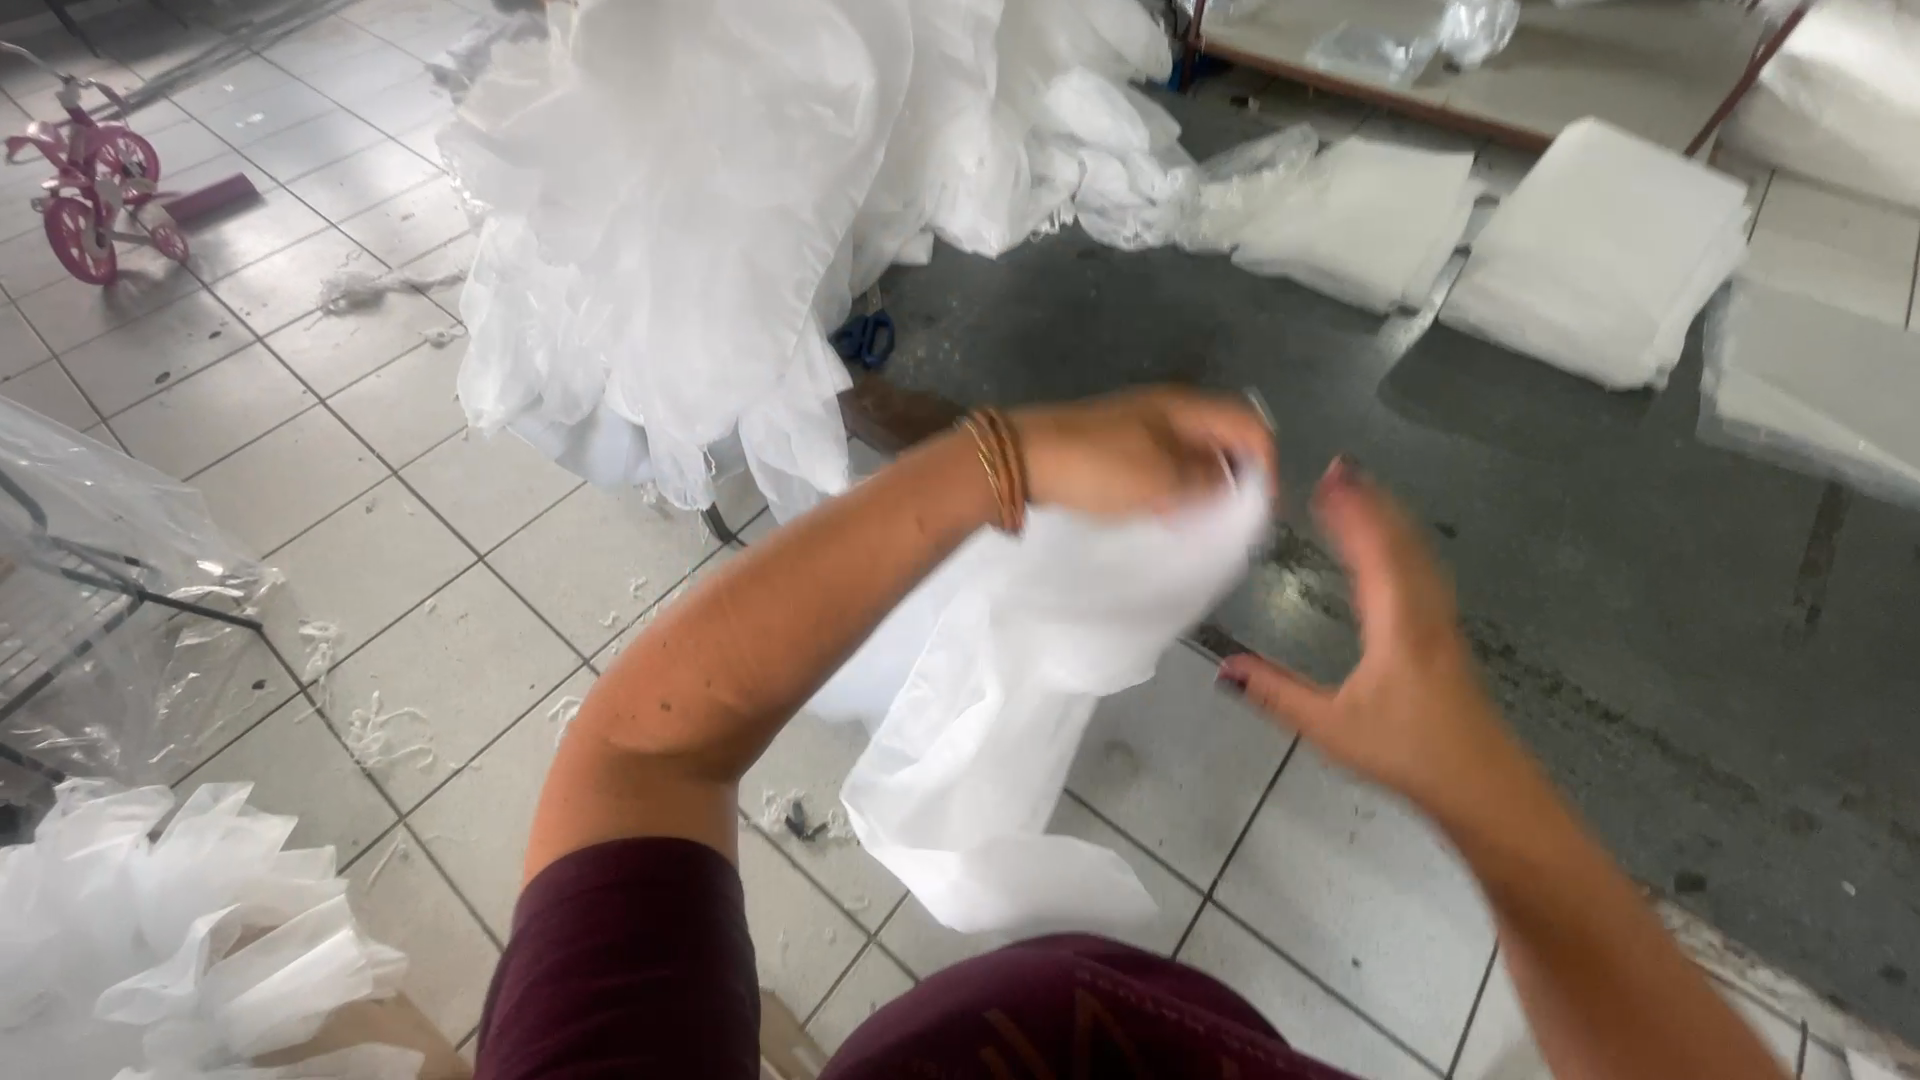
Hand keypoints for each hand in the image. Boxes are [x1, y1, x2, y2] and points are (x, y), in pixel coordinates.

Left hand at [1010, 386, 1277, 518]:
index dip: (1265, 462)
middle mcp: (1167, 410)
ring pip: (1190, 452)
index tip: (1261, 506)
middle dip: (1235, 475)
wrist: (1024, 459)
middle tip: (1235, 518)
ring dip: (1203, 484)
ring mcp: (1139, 426)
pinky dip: (1173, 486)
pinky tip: (1166, 512)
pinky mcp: (1116, 445)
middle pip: (1220, 437)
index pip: (1248, 424)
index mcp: (1186, 408)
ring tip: (1203, 521)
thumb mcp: (1160, 480)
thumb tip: (1228, 484)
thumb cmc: (1098, 466)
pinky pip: (1161, 464)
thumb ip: (1203, 481)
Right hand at [1218, 457, 1517, 809]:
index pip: (1375, 554)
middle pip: (1401, 543)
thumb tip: (1223, 667)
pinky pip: (1423, 571)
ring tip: (1359, 494)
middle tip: (1339, 470)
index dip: (1352, 513)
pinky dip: (1401, 544)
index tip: (1329, 478)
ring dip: (1388, 519)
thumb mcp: (1331, 728)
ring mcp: (1442, 623)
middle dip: (1369, 503)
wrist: (1486, 790)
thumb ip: (1276, 695)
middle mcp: (1426, 612)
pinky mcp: (1446, 636)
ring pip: (1417, 555)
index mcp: (1400, 626)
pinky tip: (1390, 549)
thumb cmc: (1408, 754)